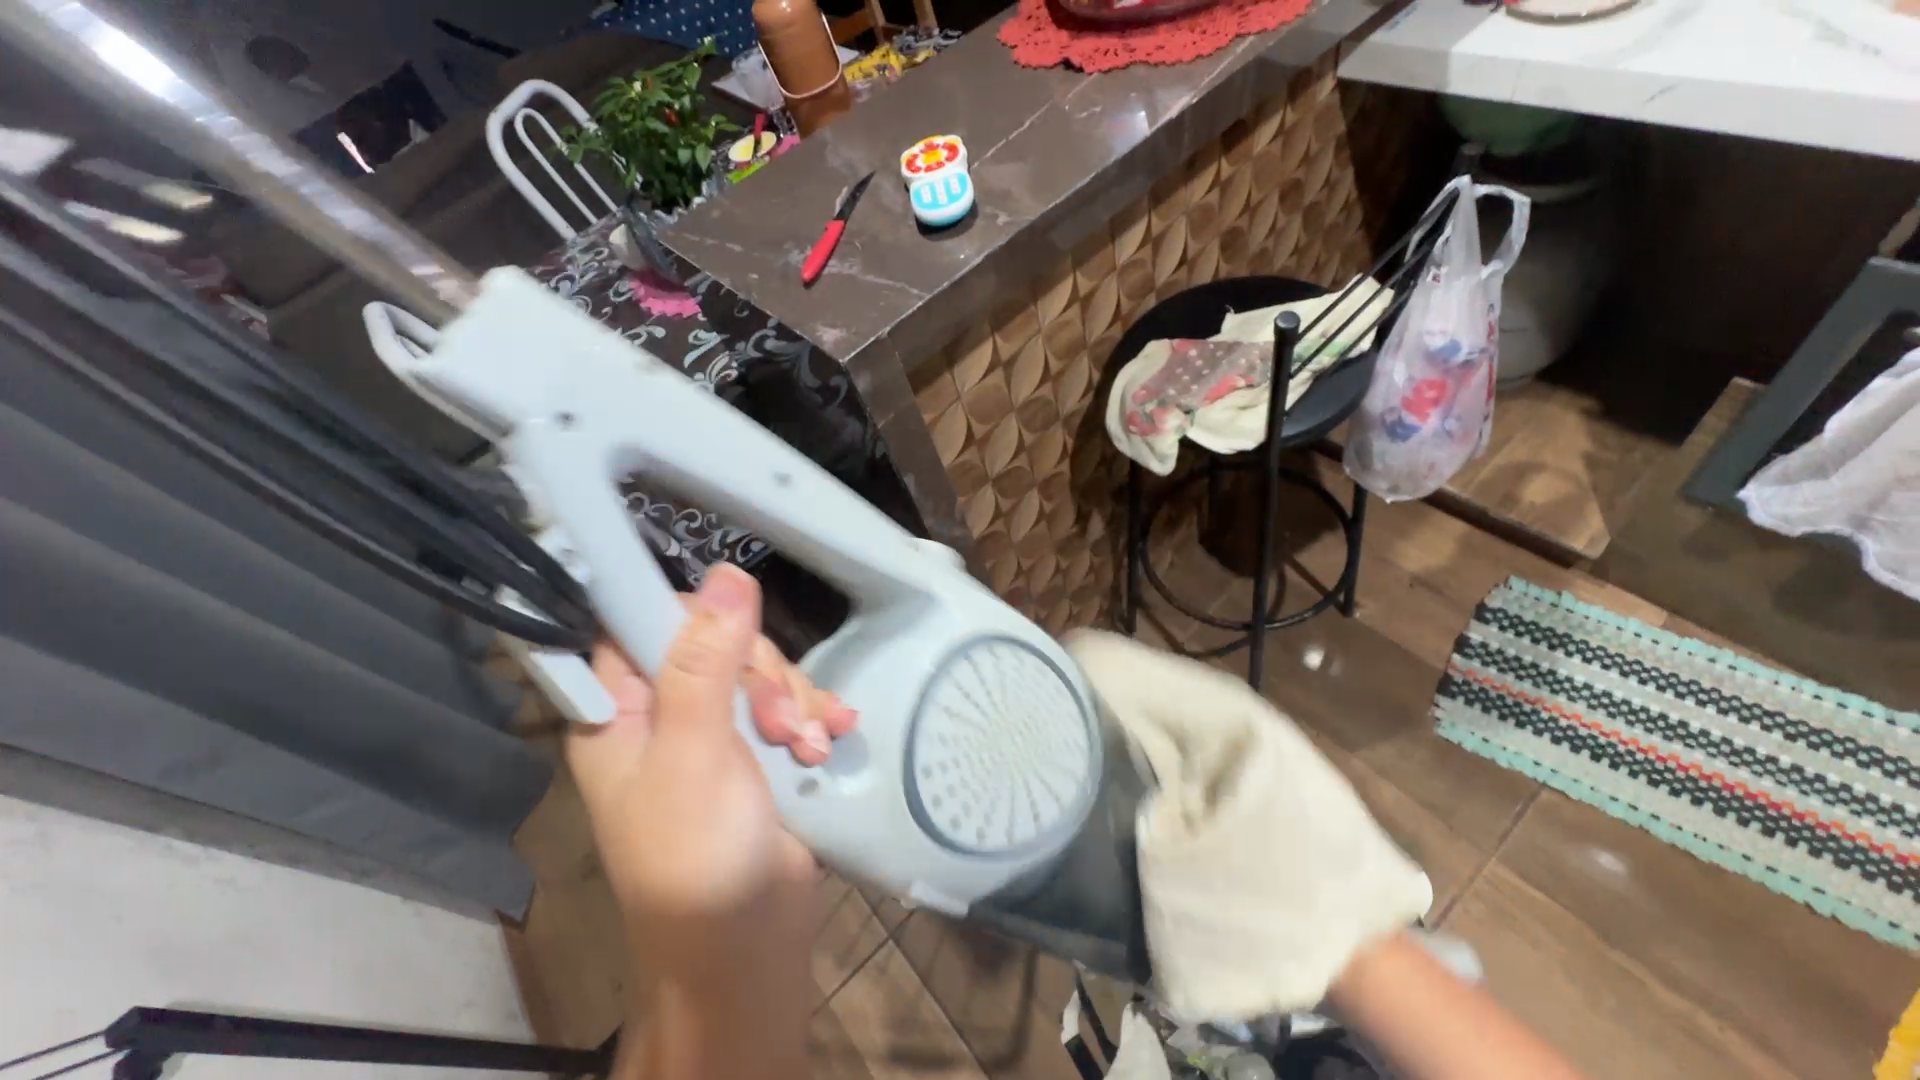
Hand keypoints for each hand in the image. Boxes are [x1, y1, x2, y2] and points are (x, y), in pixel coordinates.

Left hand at [565, 563, 856, 985]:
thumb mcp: (696, 756)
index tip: (735, 627)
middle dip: (759, 673)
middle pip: (712, 643)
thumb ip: (706, 664)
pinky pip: (787, 706)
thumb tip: (727, 574)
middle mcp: (661, 717)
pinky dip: (812, 716)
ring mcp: (712, 736)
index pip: (636, 625)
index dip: (686, 615)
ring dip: (793, 700)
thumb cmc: (699, 858)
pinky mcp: (757, 754)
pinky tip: (832, 734)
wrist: (748, 947)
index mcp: (618, 713)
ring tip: (807, 745)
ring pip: (757, 673)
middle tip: (775, 720)